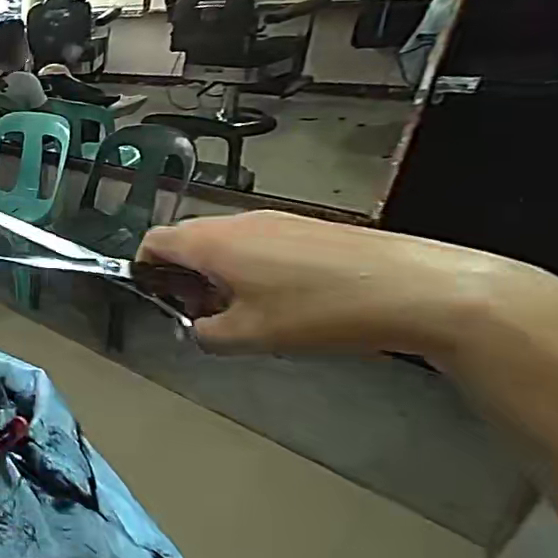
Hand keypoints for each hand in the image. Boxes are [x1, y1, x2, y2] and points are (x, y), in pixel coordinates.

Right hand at [135, 211, 557, 358]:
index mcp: (211, 241)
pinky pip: (257, 243)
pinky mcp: (304, 227)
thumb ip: (205, 334)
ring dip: (219, 274)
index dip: (145, 270)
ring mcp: (273, 220)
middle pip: (187, 240)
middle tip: (203, 313)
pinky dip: (251, 268)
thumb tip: (199, 328)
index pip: (153, 242)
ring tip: (245, 313)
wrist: (412, 288)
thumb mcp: (249, 336)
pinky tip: (283, 301)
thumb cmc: (322, 309)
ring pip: (224, 242)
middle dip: (185, 277)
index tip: (158, 297)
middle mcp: (236, 222)